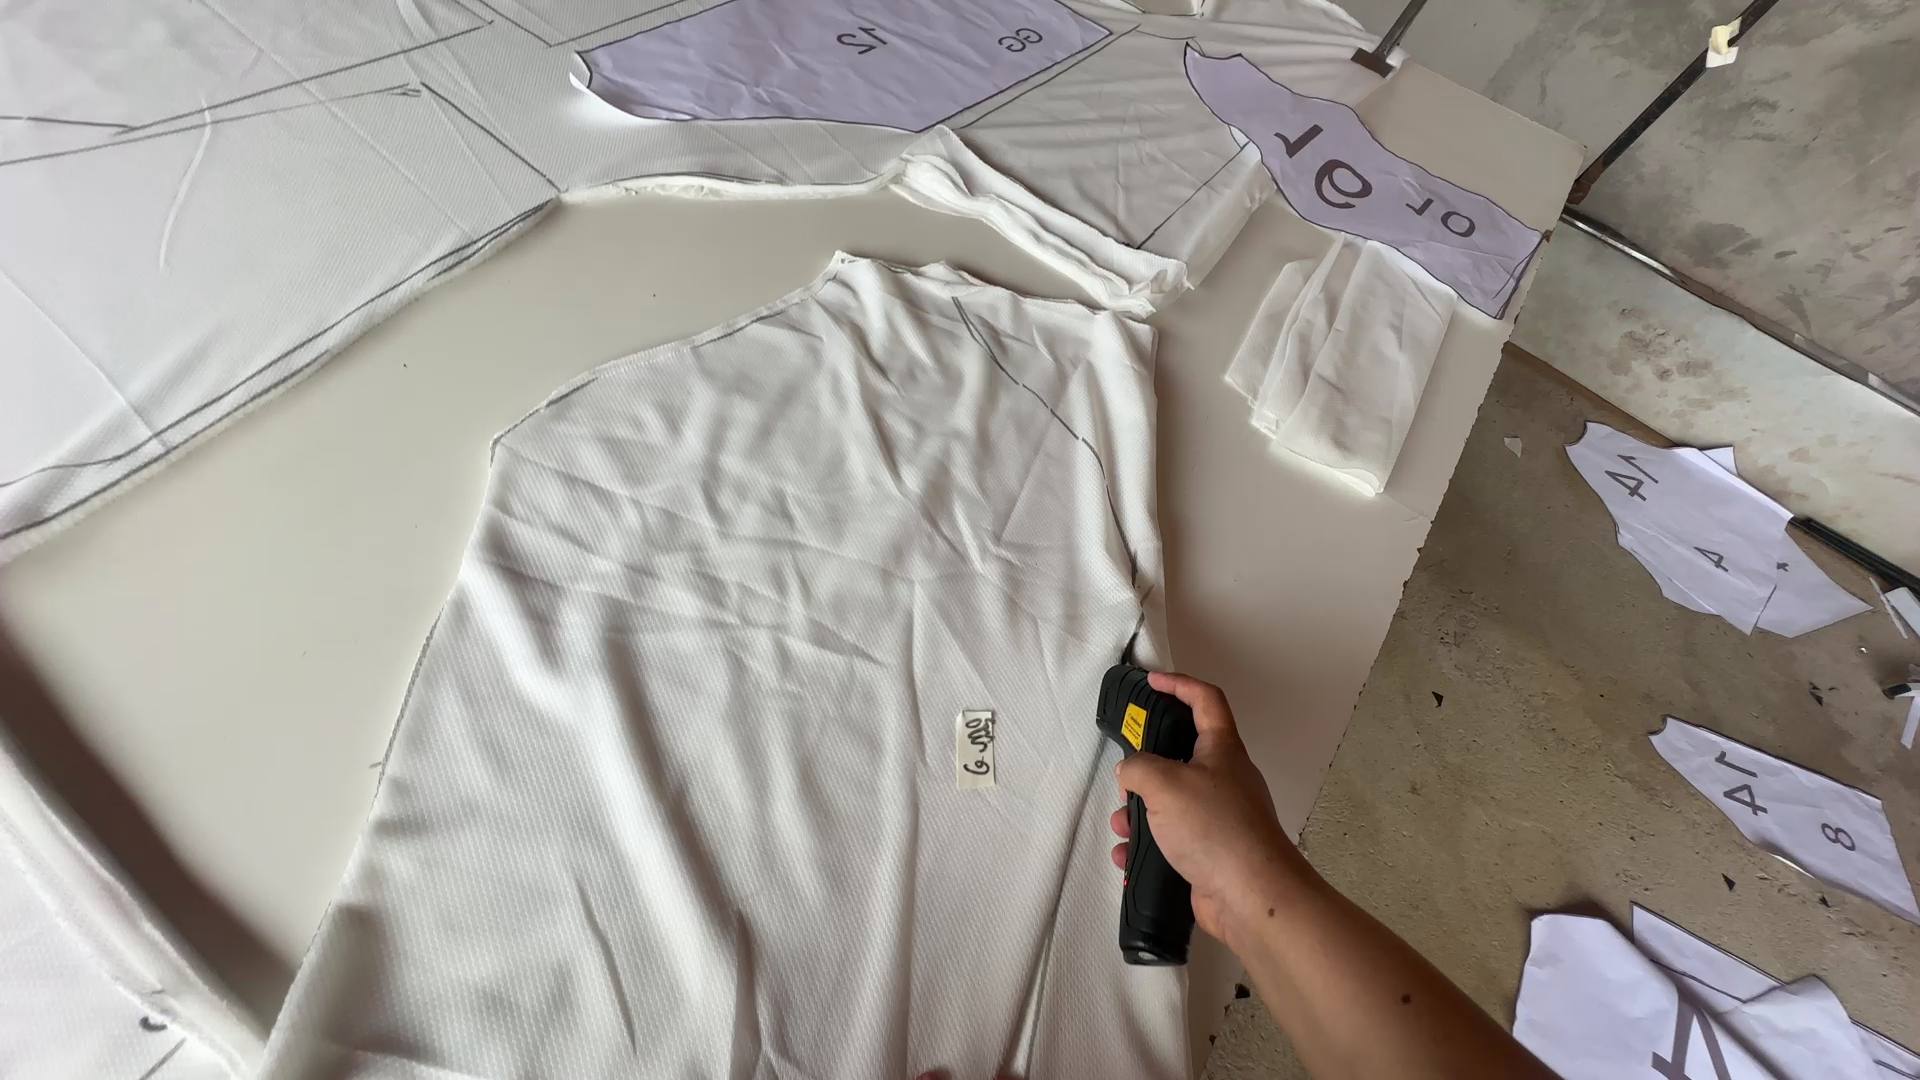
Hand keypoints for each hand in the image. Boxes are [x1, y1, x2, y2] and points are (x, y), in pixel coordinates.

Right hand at [1110, 672, 1304, 946]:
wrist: (1253, 898)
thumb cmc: (1213, 826)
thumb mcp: (1164, 783)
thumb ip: (1137, 767)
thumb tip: (1130, 773)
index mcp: (1222, 749)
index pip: (1206, 699)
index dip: (1179, 684)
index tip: (1151, 683)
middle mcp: (1224, 778)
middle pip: (1181, 754)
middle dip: (1145, 765)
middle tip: (1125, 774)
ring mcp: (1220, 817)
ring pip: (1171, 800)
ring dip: (1140, 811)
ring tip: (1122, 825)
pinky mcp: (1212, 851)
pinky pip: (1172, 838)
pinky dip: (1148, 845)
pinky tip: (1128, 857)